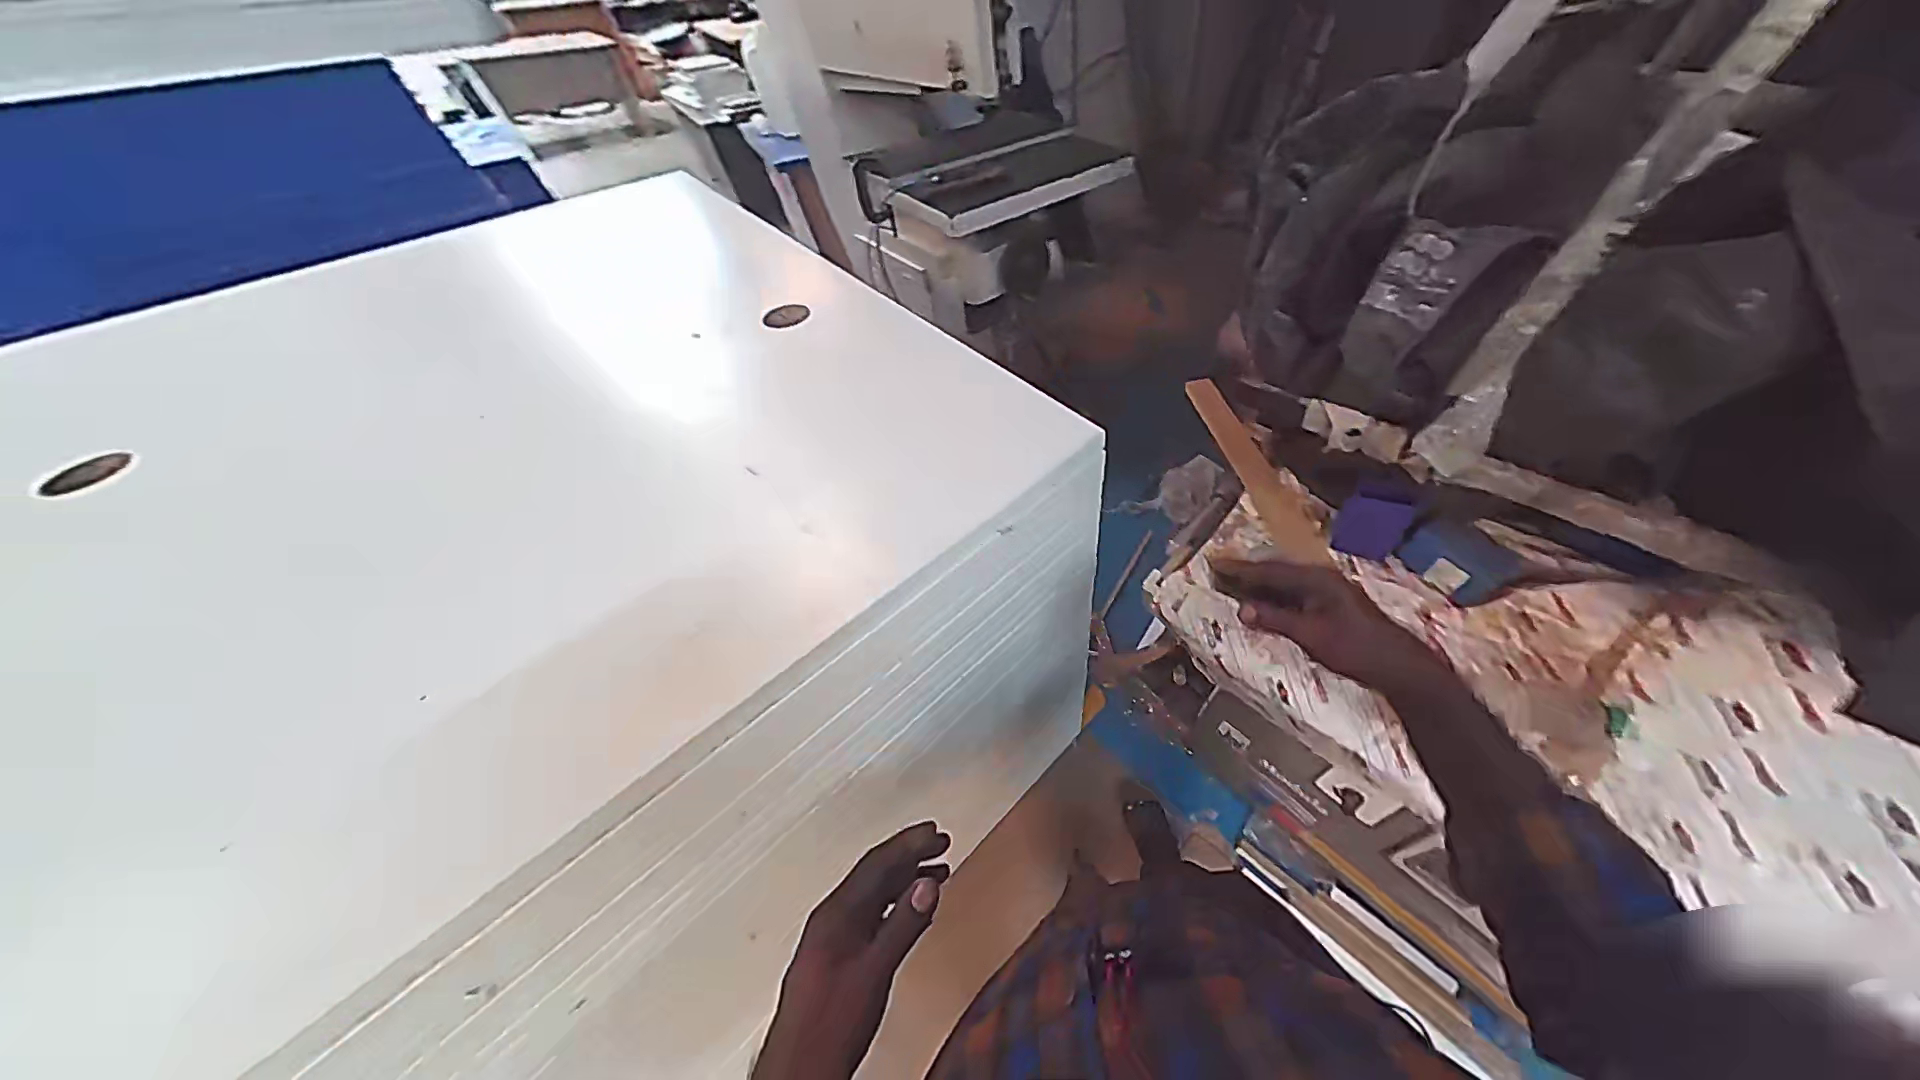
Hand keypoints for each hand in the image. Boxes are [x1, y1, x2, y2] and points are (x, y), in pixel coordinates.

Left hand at [753, 822, 950, 1079]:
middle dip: (909, 854)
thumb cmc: (829, 1026)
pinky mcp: (837, 955)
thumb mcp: (875, 971)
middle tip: (939, 841)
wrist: (798, 1070)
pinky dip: (895, 903)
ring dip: (905, 878)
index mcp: (837, 913)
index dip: (908, 844)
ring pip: (874, 893)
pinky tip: (912, 910)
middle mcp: (832, 918)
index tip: (934, 832)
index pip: (876, 864)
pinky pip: (871, 913)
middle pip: (875, 873)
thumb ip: (902, 925)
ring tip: (935, 869)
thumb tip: (926, 886)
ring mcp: (833, 936)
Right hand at [1209, 556, 1452, 695]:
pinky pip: (1295, 595)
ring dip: (1260, 586)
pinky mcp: (1333, 605)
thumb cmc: (1355, 649)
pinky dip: (1275, 597)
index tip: (1216, 564)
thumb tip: (1242, 609)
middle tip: (1220, 573)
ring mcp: (1330, 591)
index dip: (1240, 570)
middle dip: (1248, 574)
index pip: (1270, 571)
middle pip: (1277, 572)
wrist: (1400, 667)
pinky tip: (1263, 605)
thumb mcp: (1310, 635)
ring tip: (1234, 587)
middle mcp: (1323, 579)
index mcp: (1317, 579)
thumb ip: (1275, 619)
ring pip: (1286, 583)